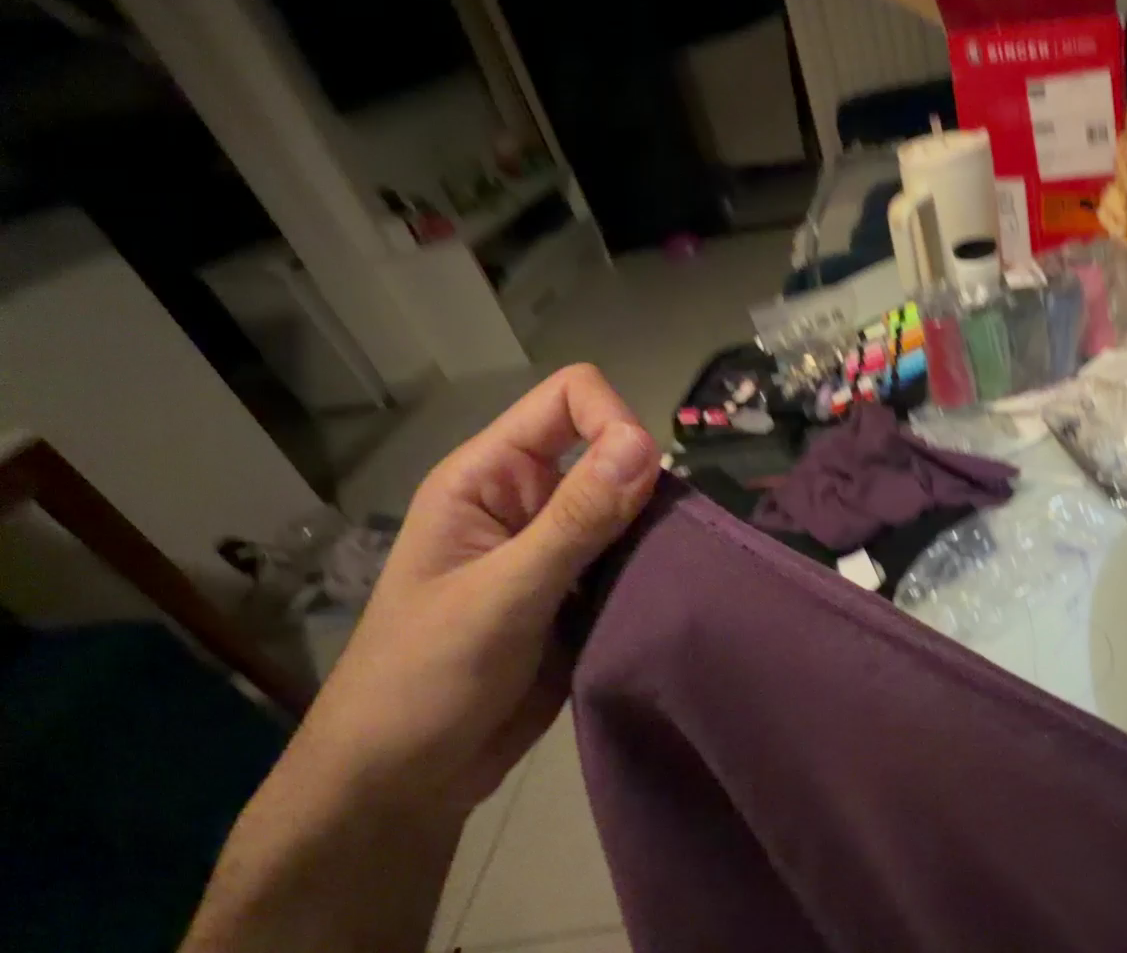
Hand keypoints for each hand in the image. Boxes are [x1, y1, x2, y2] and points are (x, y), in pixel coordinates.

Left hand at [291, 364, 659, 815]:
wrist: (404, 784)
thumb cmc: (425, 680)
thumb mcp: (501, 596)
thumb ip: (576, 520)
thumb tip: (645, 442)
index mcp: (489, 477)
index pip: (570, 399)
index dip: (613, 422)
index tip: (639, 485)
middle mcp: (527, 500)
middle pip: (609, 449)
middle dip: (644, 484)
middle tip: (655, 546)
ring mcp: (556, 548)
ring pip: (631, 505)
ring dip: (655, 530)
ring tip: (665, 574)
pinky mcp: (581, 591)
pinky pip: (634, 555)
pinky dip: (654, 567)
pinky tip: (663, 596)